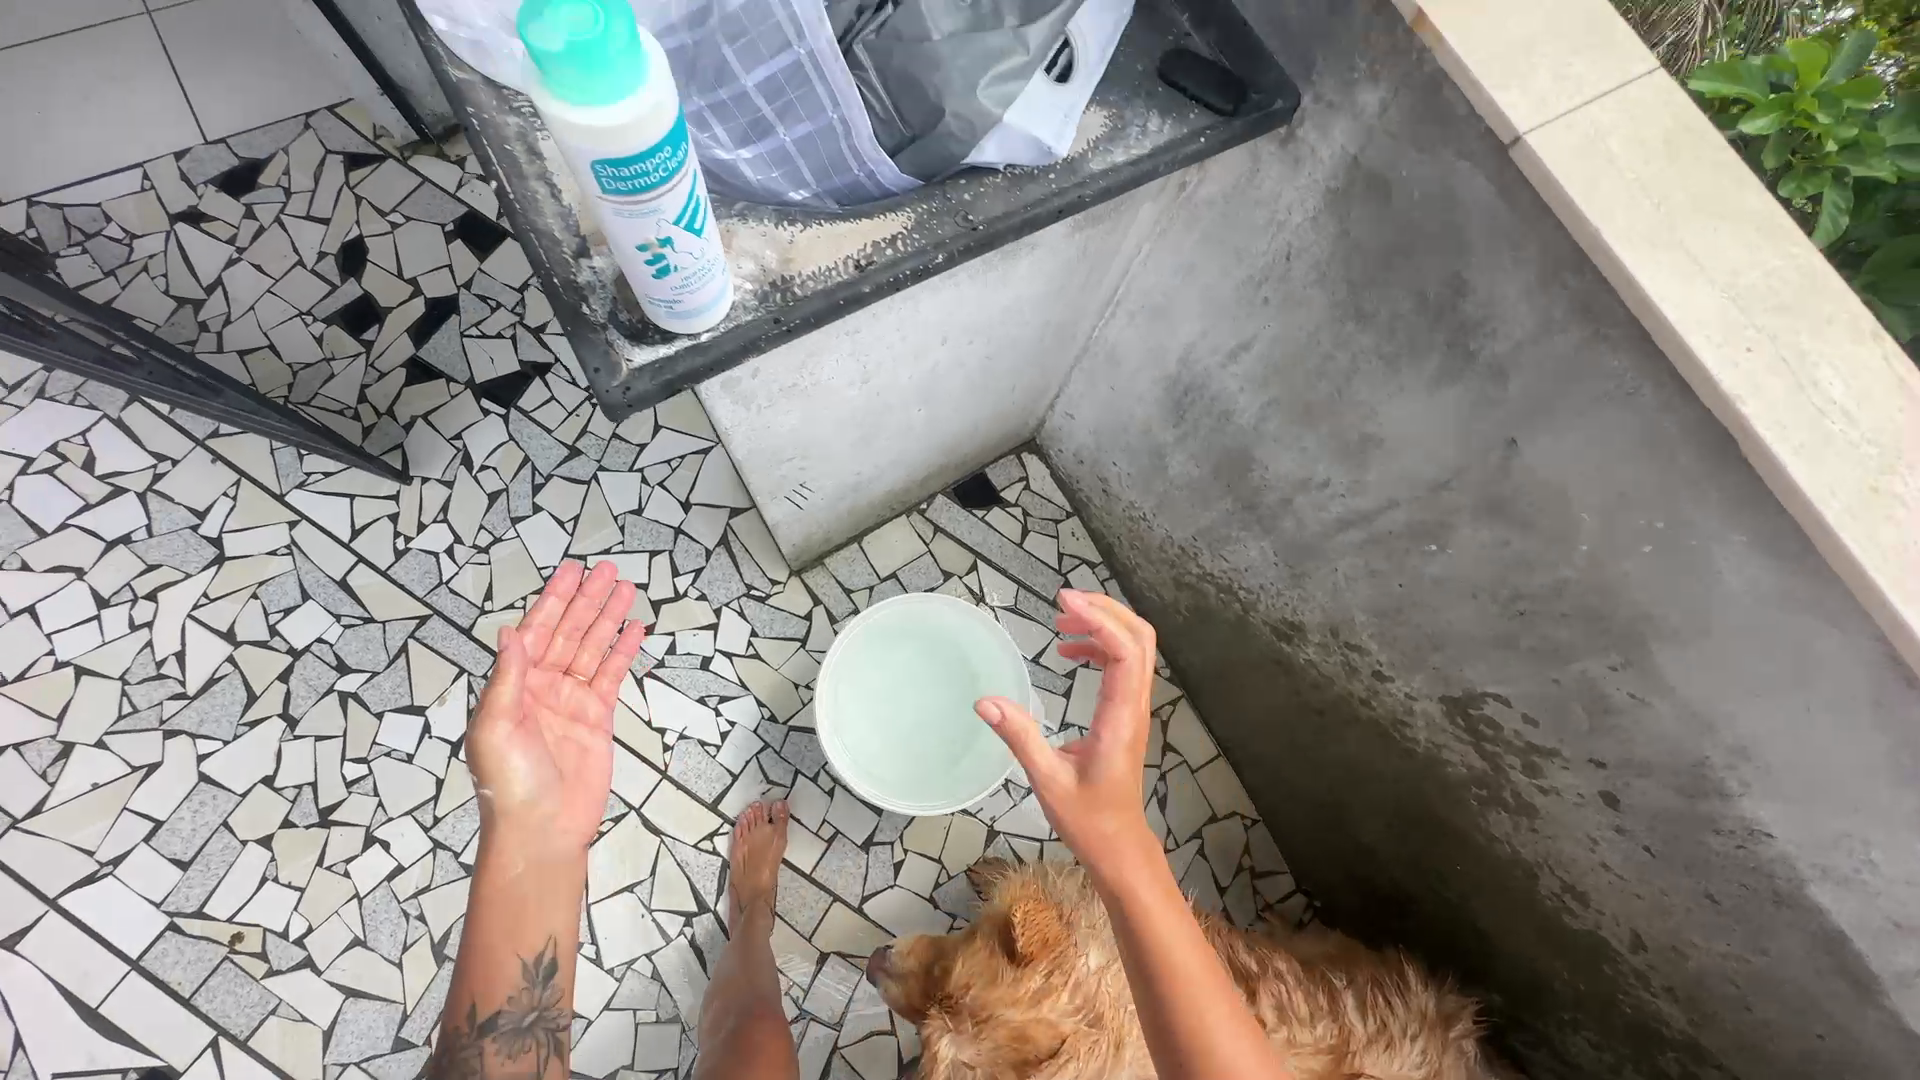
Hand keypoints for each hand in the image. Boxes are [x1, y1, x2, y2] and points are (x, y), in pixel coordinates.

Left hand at [468, 560, 646, 858]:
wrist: (543, 827)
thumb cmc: (510, 781)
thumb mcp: (495, 727)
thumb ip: (507, 678)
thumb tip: (508, 631)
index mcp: (514, 686)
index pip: (536, 631)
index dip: (554, 600)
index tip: (571, 572)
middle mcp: (542, 686)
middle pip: (569, 632)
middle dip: (587, 600)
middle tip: (607, 570)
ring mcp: (572, 700)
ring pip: (593, 648)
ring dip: (609, 618)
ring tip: (626, 589)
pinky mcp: (598, 716)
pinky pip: (612, 675)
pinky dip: (623, 651)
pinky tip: (635, 630)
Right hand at [975, 588, 1158, 871]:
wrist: (1119, 845)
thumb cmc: (1087, 819)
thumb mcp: (1047, 780)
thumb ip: (1019, 738)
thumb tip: (984, 701)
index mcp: (1120, 718)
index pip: (1125, 652)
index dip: (1100, 619)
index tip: (1064, 601)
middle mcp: (1135, 705)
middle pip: (1139, 637)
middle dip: (1106, 609)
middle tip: (1064, 601)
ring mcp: (1135, 707)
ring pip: (1136, 647)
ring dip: (1104, 624)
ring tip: (1062, 621)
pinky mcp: (1128, 712)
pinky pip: (1125, 663)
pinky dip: (1101, 645)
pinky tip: (1070, 653)